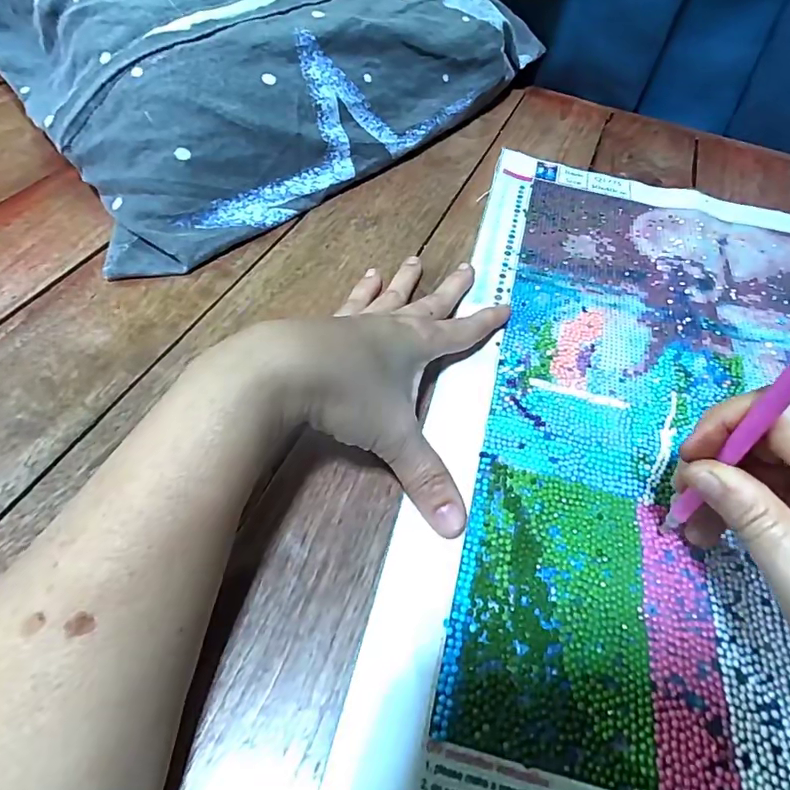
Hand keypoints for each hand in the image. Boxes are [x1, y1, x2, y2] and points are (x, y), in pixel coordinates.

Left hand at [214, 257, 508, 537]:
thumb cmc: (349, 397)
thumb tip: (457, 528)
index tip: (505, 303)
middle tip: (468, 265)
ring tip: (411, 261)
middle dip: (451, 290)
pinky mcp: (325, 326)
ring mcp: (356, 323)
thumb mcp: (394, 438)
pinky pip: (350, 304)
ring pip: (389, 298)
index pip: (460, 333)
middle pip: (429, 305)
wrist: (284, 370)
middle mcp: (390, 328)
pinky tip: (362, 280)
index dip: (484, 323)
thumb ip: (425, 478)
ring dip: (403, 281)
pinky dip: (359, 292)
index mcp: (416, 347)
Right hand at [671, 397, 789, 771]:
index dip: (727, 423)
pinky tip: (732, 535)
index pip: (786, 414)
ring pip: (785, 459)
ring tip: (699, 531)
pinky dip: (759, 503)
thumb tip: (699, 469)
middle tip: (683, 508)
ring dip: (735, 484)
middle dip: (723, 458)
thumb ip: (757, 524)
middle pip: (782, 432)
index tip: (686, 465)